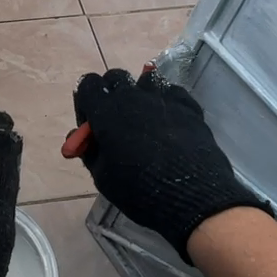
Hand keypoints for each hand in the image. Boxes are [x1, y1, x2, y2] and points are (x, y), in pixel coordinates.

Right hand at [70, 68, 264, 262]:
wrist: (193, 198)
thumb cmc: (140, 190)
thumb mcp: (102, 176)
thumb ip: (90, 151)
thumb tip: (83, 138)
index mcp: (106, 110)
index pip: (88, 84)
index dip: (87, 101)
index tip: (92, 122)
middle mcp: (132, 96)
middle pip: (115, 78)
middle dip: (111, 93)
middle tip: (116, 119)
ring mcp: (162, 98)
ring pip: (146, 80)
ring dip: (140, 92)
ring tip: (145, 116)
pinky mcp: (187, 106)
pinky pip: (172, 92)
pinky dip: (167, 101)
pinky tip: (169, 120)